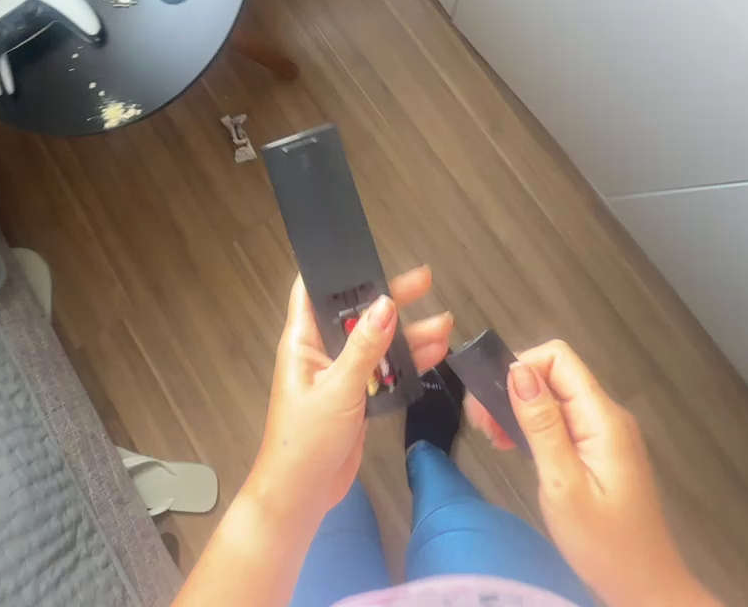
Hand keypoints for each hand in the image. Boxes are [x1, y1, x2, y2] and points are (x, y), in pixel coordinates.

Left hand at [245, 266, 453, 528]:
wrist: (304, 495)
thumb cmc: (305, 438)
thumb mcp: (338, 388)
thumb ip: (364, 346)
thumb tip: (385, 303)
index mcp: (303, 339)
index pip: (313, 290)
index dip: (336, 269)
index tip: (365, 251)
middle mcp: (321, 350)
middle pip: (357, 314)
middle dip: (389, 299)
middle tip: (424, 281)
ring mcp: (340, 374)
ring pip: (376, 343)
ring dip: (407, 335)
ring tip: (444, 323)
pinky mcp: (356, 397)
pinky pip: (384, 371)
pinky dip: (407, 364)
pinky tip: (434, 353)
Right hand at [469, 340, 717, 606]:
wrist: (645, 590)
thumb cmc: (603, 542)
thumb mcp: (563, 484)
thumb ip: (541, 425)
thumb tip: (517, 368)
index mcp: (602, 417)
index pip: (558, 357)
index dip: (522, 366)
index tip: (495, 402)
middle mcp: (605, 414)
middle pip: (552, 373)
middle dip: (513, 388)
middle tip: (482, 423)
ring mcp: (603, 432)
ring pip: (552, 395)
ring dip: (517, 407)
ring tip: (492, 436)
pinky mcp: (597, 448)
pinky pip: (560, 418)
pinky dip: (531, 425)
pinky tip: (512, 445)